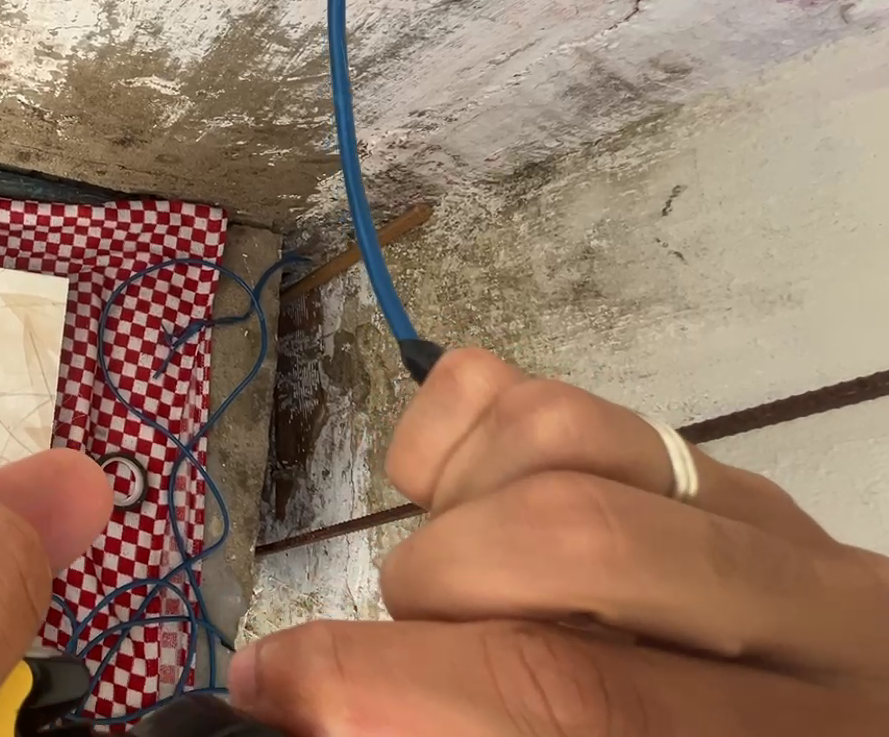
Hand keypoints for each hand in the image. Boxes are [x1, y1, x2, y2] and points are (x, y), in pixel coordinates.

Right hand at [231, 348, 888, 734]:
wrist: (822, 725)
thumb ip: (474, 728)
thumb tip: (305, 704)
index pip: (563, 692)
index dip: (384, 677)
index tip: (269, 677)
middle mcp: (813, 608)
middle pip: (568, 531)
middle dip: (431, 580)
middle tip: (415, 626)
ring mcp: (748, 504)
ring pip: (552, 428)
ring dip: (452, 502)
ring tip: (451, 564)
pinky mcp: (680, 441)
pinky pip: (527, 387)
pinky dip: (451, 433)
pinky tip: (458, 496)